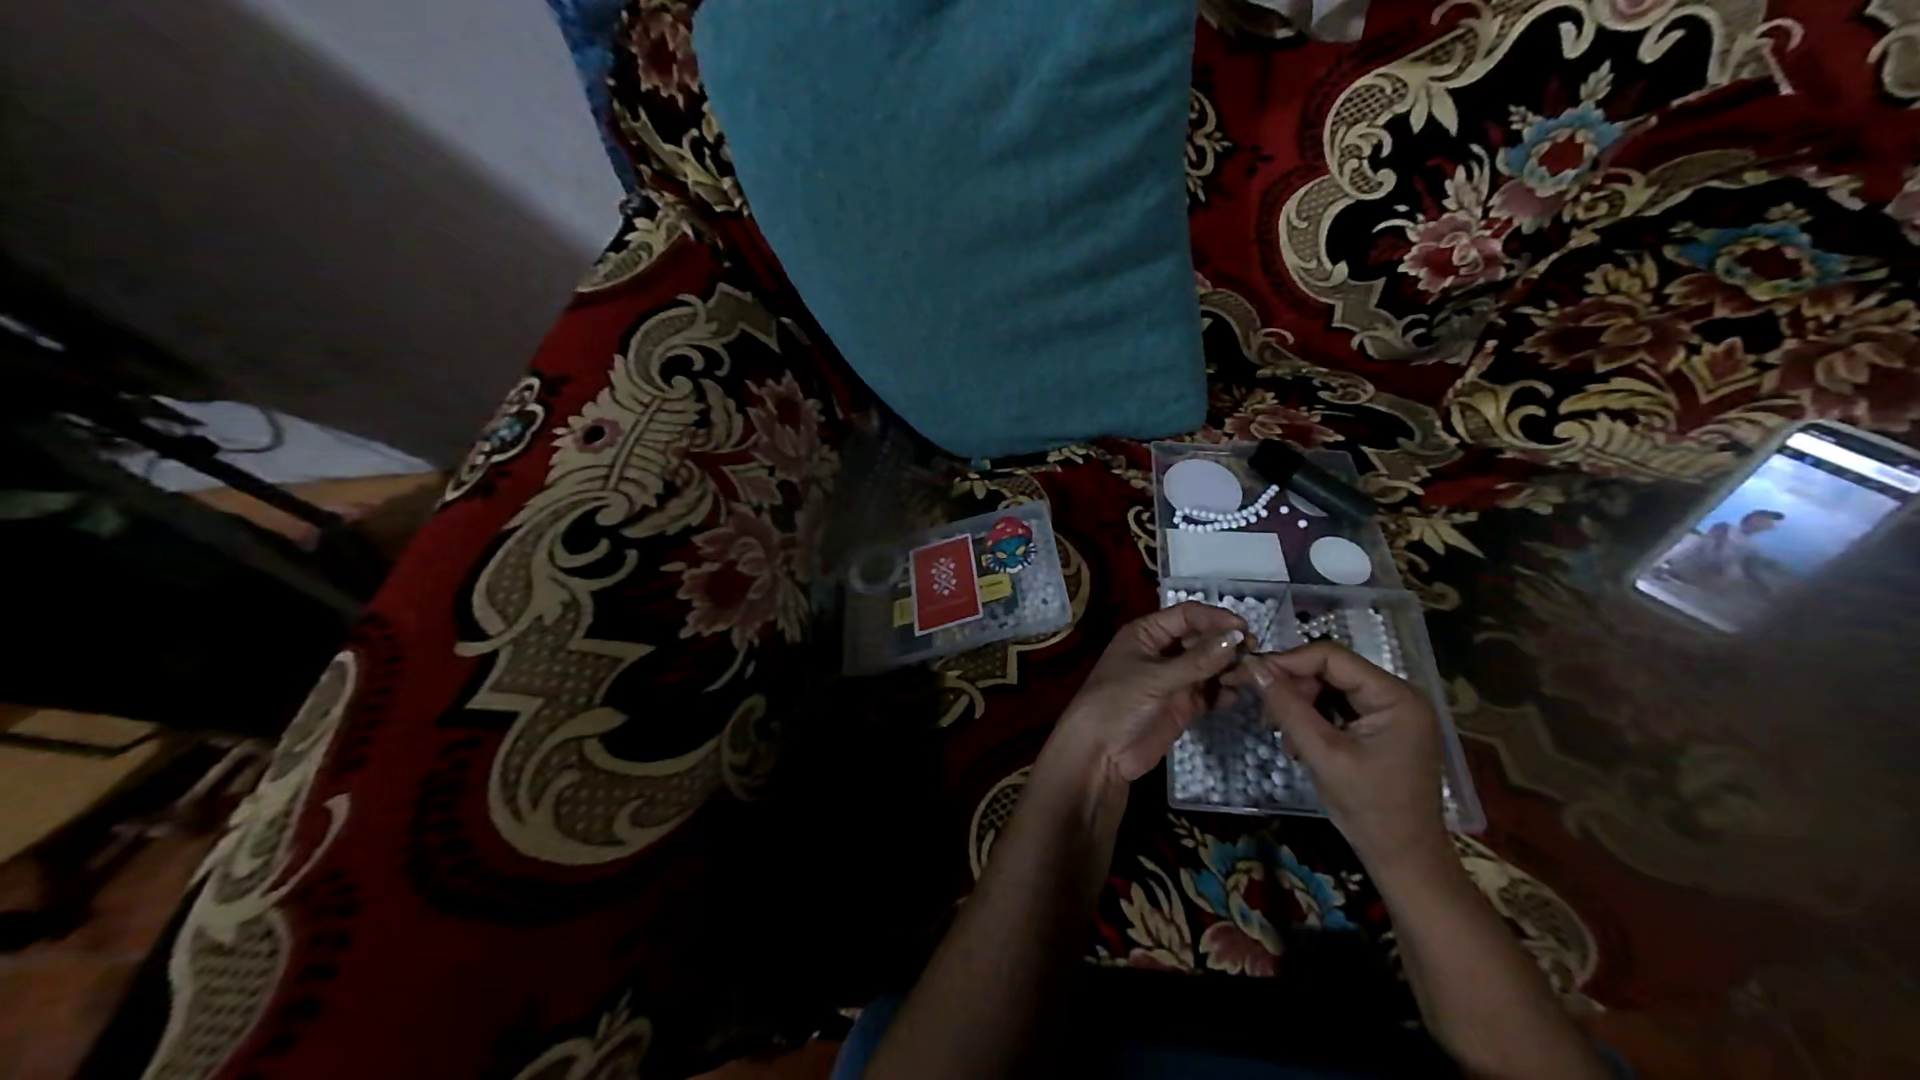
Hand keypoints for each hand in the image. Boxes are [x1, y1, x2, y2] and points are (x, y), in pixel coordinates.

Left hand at [1042, 602, 1247, 790]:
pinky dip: (1222, 692)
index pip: (1186, 616)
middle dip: (1225, 644)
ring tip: (1245, 676)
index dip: (1214, 619)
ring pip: (1208, 665)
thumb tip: (1236, 637)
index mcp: (1146, 633)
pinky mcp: (1182, 704)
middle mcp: (1161, 651)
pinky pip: (1208, 691)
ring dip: (1227, 668)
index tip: (1244, 628)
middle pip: (1201, 638)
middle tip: (1253, 653)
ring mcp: (1172, 678)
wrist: (1100, 753)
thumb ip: (1197, 660)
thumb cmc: (1118, 703)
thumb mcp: (1156, 678)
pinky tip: (1232, 696)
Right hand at [1228, 642, 1447, 873]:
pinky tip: (1298, 744)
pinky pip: (1337, 708)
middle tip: (1265, 715)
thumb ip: (1287, 706)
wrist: (1403, 858)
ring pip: (1328, 689)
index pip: (1331, 657)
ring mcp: (1390, 712)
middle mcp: (1397, 695)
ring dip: (1299, 706)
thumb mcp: (1322, 754)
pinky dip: (1312, 719)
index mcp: (1395, 696)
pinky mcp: (1380, 728)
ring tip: (1283, 737)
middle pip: (1329, 671)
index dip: (1286, 661)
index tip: (1249, 675)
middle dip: (1292, 688)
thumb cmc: (1369, 808)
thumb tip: (1252, 667)